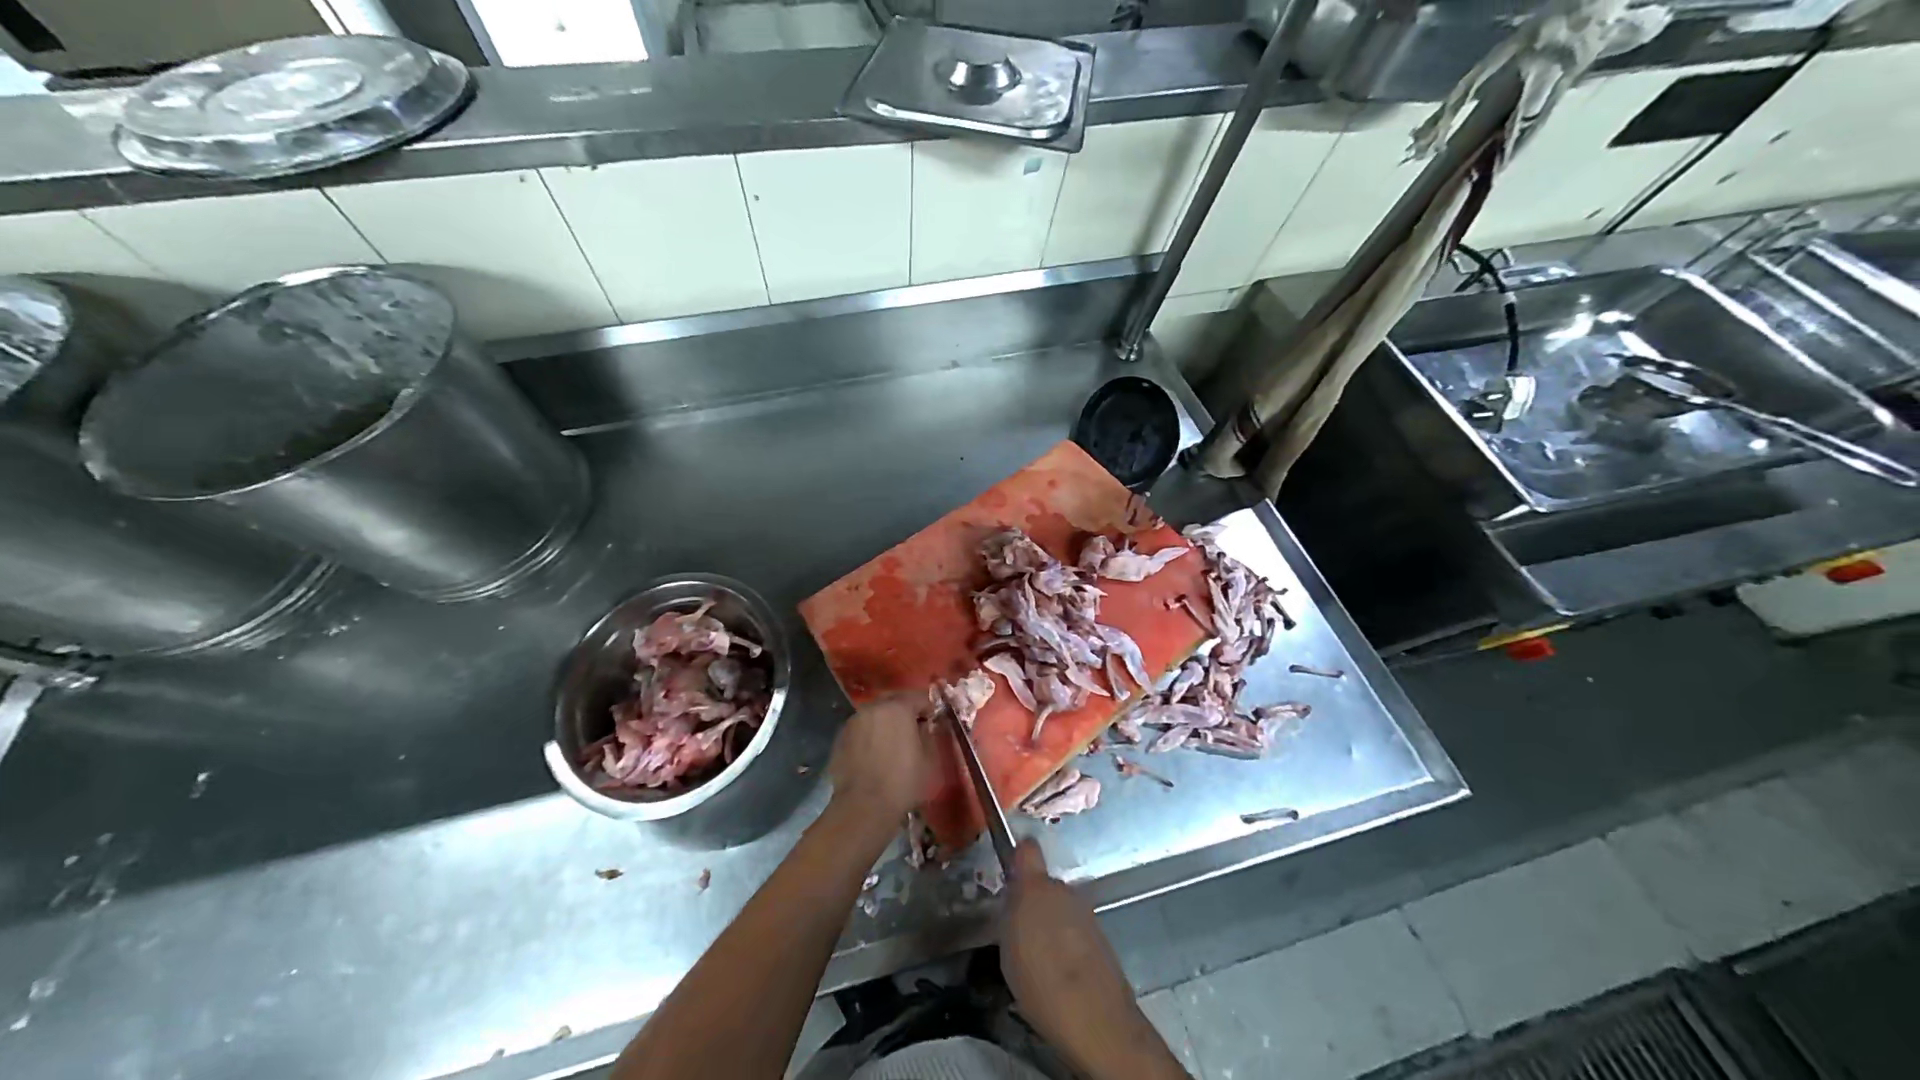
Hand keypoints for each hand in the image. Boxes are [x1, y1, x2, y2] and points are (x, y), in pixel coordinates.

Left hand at [827, 695, 935, 824]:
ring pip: (874, 715)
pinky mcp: (840, 738)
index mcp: (897, 708)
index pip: (918, 696)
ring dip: (885, 722)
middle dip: (905, 711)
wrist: (863, 807)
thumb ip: (929, 734)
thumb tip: (925, 725)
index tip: (934, 719)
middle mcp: (872, 708)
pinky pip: (861, 729)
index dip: (929, 707)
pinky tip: (874, 753)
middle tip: (914, 728)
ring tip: (892, 742)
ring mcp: (853, 722)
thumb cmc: (903, 782)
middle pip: (893, 701)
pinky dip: (870, 735)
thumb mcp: (929, 759)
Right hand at [1001, 842, 1189, 1078]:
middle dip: (1032, 900)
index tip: (1008, 872)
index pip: (1027, 850)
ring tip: (1037, 956)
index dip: (1017, 856)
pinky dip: (1066, 941)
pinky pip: (1074, 929)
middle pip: (1043, 884)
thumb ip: (1010, 911)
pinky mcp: (1100, 937)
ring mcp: (1085, 913)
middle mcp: (1064, 892)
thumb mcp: (1008, 946)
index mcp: (1036, 887)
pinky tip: (1059, 970)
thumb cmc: (1040, 980)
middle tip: (1018, 929)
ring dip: (1050, 922)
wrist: (1095, 1018)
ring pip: (1059, 907)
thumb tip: (1014, 894)